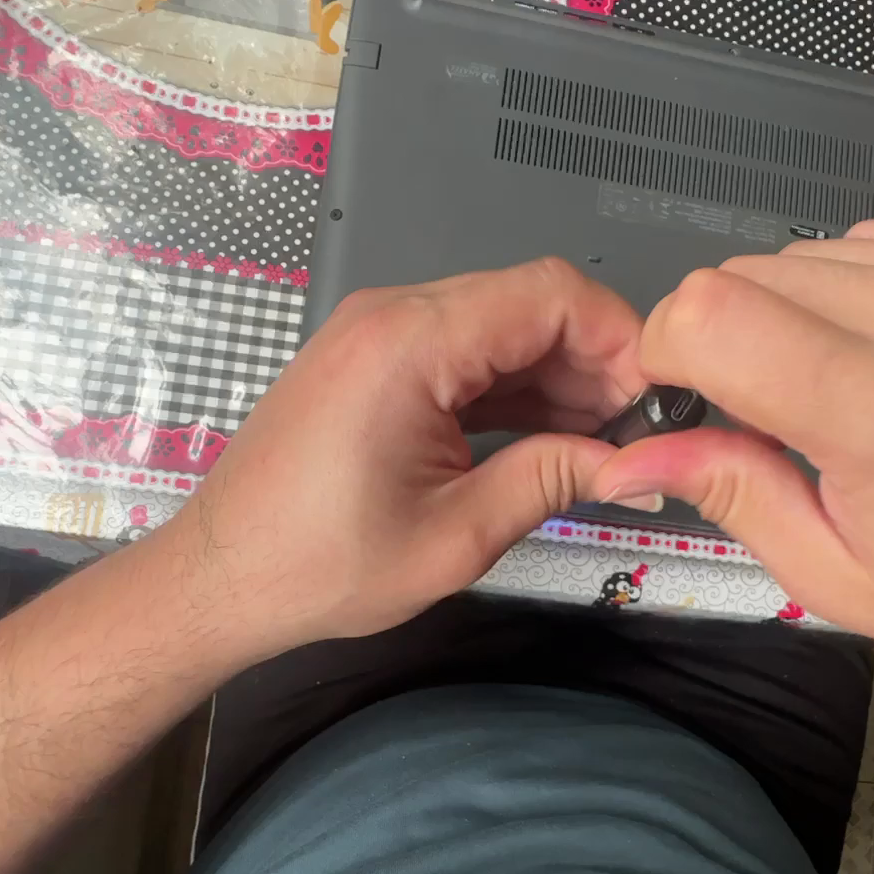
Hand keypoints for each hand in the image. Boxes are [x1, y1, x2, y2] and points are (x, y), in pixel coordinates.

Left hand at [141, 258, 645, 663]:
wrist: (222, 579)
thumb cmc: (317, 566)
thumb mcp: (455, 536)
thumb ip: (549, 481)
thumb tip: (627, 464)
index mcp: (410, 343)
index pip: (551, 294)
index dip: (619, 338)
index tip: (651, 397)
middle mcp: (392, 317)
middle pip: (529, 304)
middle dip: (595, 362)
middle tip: (633, 430)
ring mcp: (380, 336)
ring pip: (502, 329)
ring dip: (558, 378)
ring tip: (597, 441)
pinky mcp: (376, 364)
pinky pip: (465, 356)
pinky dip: (513, 390)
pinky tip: (548, 434)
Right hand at [588, 221, 873, 704]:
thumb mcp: (831, 574)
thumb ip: (726, 491)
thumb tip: (632, 454)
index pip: (713, 316)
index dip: (663, 351)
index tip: (677, 399)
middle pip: (747, 273)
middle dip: (715, 337)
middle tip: (746, 410)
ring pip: (804, 252)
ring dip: (777, 315)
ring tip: (815, 389)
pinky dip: (839, 293)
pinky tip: (868, 355)